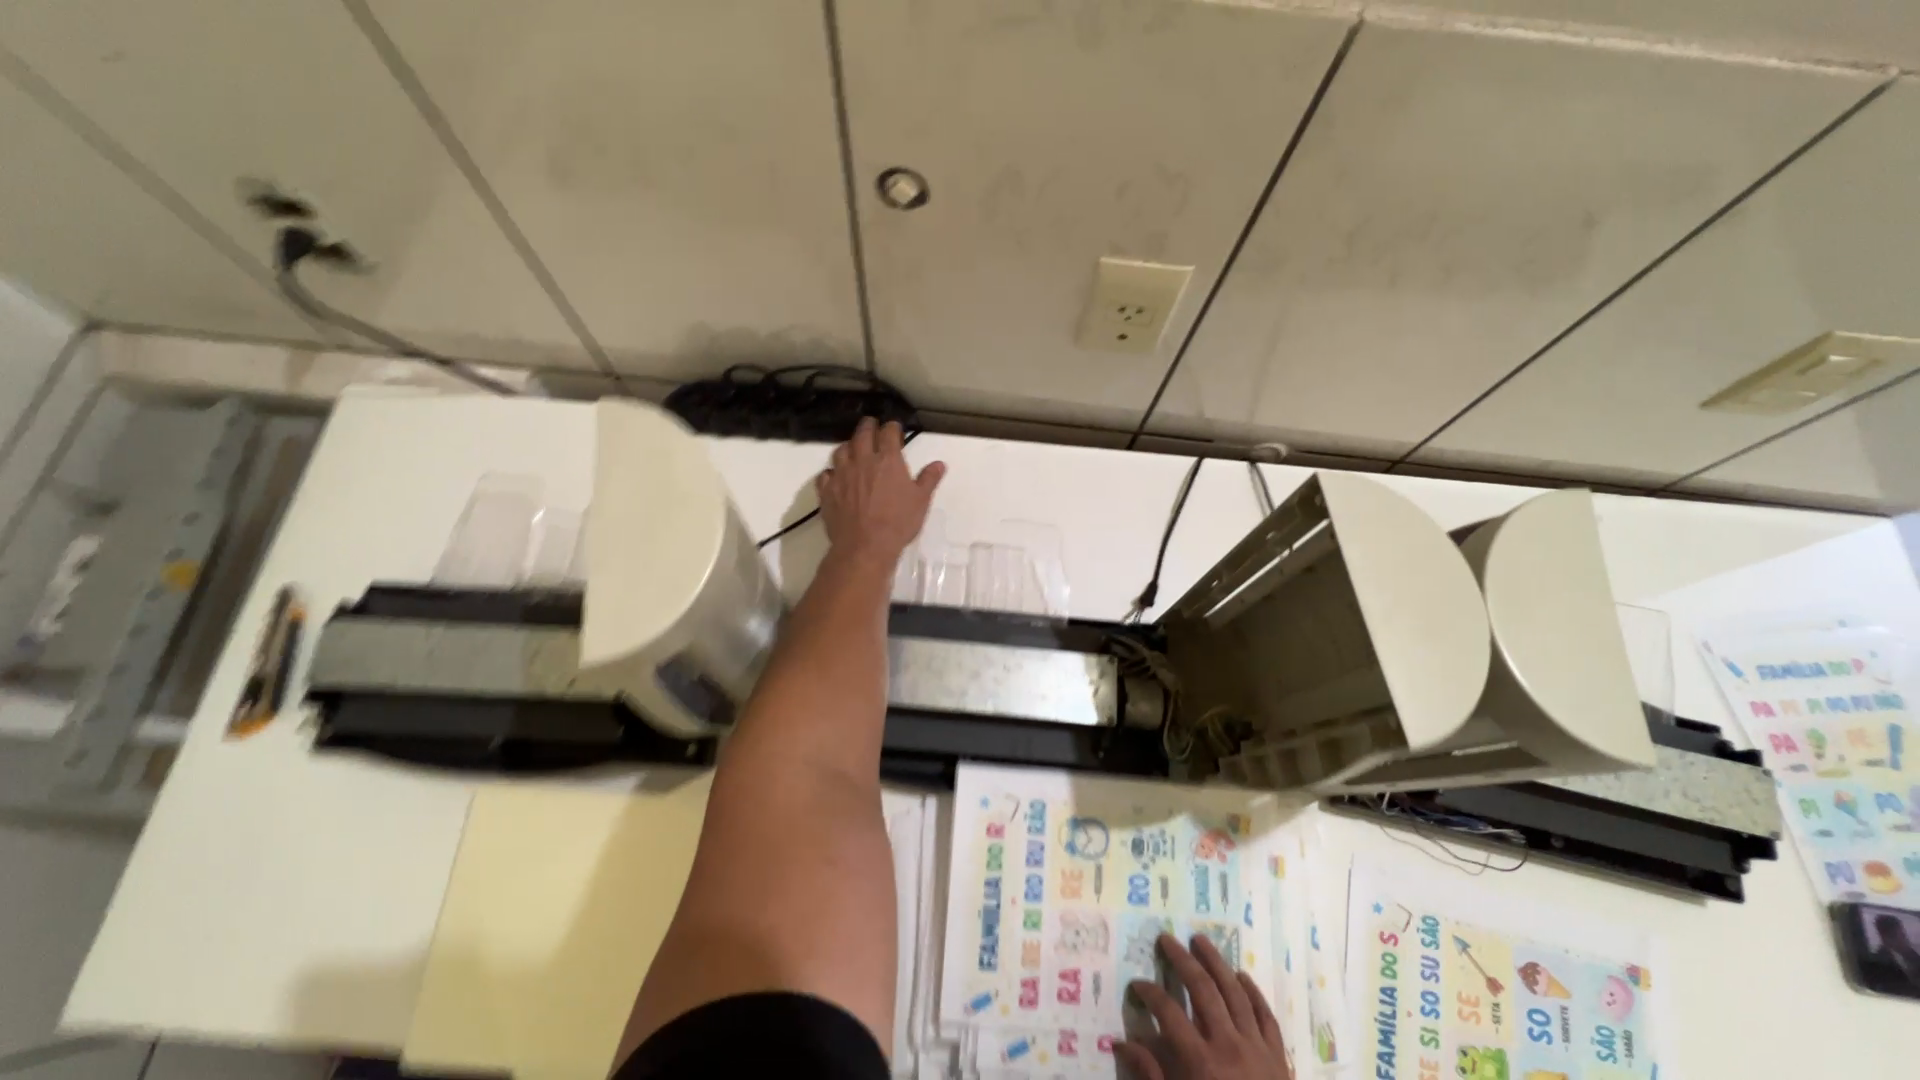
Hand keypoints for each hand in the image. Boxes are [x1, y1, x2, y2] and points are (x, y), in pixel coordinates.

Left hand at [816, 418, 944, 562]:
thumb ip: (928, 479)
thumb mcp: (921, 501)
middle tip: (871, 425)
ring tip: (852, 449)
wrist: (865, 546)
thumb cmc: (898, 523)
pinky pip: (825, 474)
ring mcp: (841, 474)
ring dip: (848, 446)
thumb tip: (939, 464)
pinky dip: (831, 472)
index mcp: (888, 460)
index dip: (892, 427)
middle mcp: (862, 461)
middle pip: (862, 434)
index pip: (889, 433)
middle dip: (868, 426)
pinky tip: (834, 476)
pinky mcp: (827, 491)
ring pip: (841, 450)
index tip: (894, 428)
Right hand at [1118, 934, 1290, 1079]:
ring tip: (1201, 940)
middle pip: (1203, 990)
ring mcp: (1257, 1048)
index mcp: (1200, 1063)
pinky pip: (1266, 1015)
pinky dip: (1253, 992)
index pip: (1168, 1013)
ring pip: (1236, 993)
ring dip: (1217, 963)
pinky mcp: (1279, 1056)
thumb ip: (1150, 1076)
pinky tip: (1242, 975)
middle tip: (1167, 939)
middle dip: (1182, 961)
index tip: (1136, 984)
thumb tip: (1122, 1042)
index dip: (1150, 993)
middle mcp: (1228, 1046)